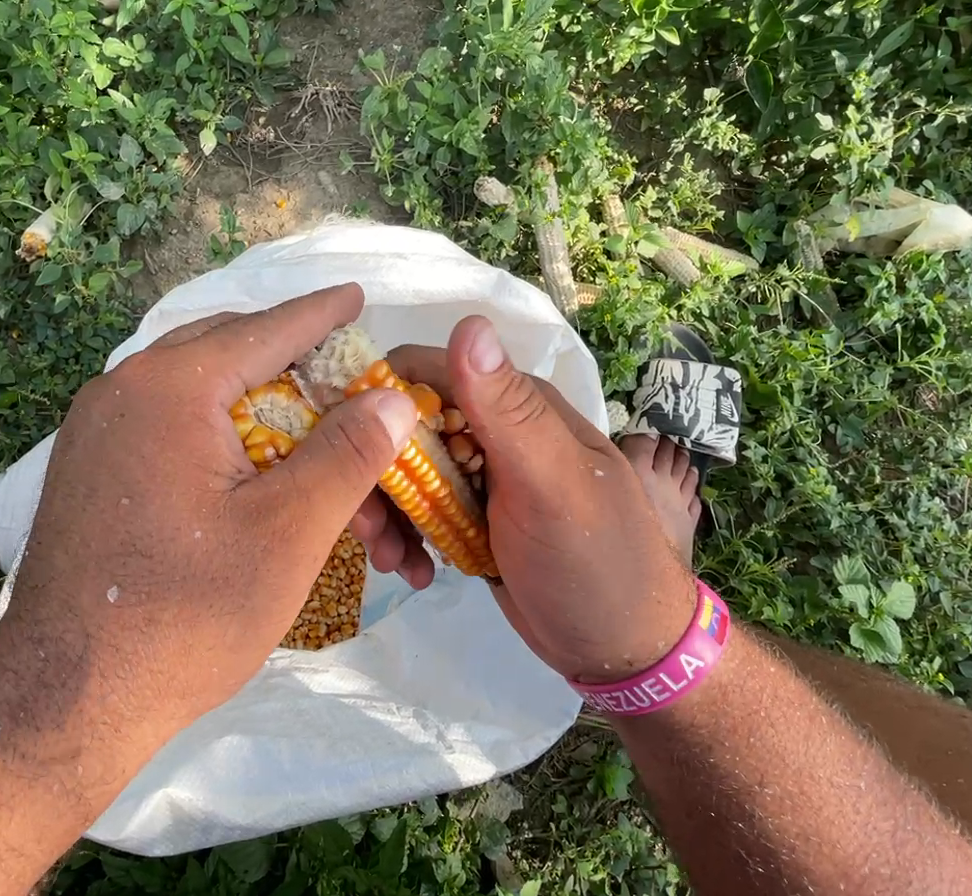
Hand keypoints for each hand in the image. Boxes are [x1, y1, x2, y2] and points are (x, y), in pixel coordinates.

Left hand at [5, 284, 419, 730]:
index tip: (356, 296)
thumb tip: (391, 396)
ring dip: (247, 393)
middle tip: (337, 364)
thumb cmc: (187, 615)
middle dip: (285, 353)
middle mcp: (122, 388)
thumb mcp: (287, 533)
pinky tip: (239, 454)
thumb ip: (347, 454)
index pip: (265, 331)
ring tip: (297, 411)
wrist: (66, 694)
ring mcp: (94, 426)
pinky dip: (210, 420)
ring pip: (190, 384)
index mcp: (171, 387)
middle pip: (223, 347)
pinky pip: (161, 416)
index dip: (320, 315)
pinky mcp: (86, 463)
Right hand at [349, 315, 698, 682]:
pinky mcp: (467, 514)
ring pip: (400, 470)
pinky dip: (404, 536)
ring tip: (392, 560)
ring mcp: (477, 474)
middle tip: (370, 528)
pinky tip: (414, 570)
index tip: (348, 451)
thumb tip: (468, 321)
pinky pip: (414, 509)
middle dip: (373, 471)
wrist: (623, 649)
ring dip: (384, 510)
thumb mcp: (552, 484)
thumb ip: (508, 409)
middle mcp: (490, 428)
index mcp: (513, 404)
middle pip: (398, 426)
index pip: (421, 373)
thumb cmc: (594, 563)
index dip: (375, 401)